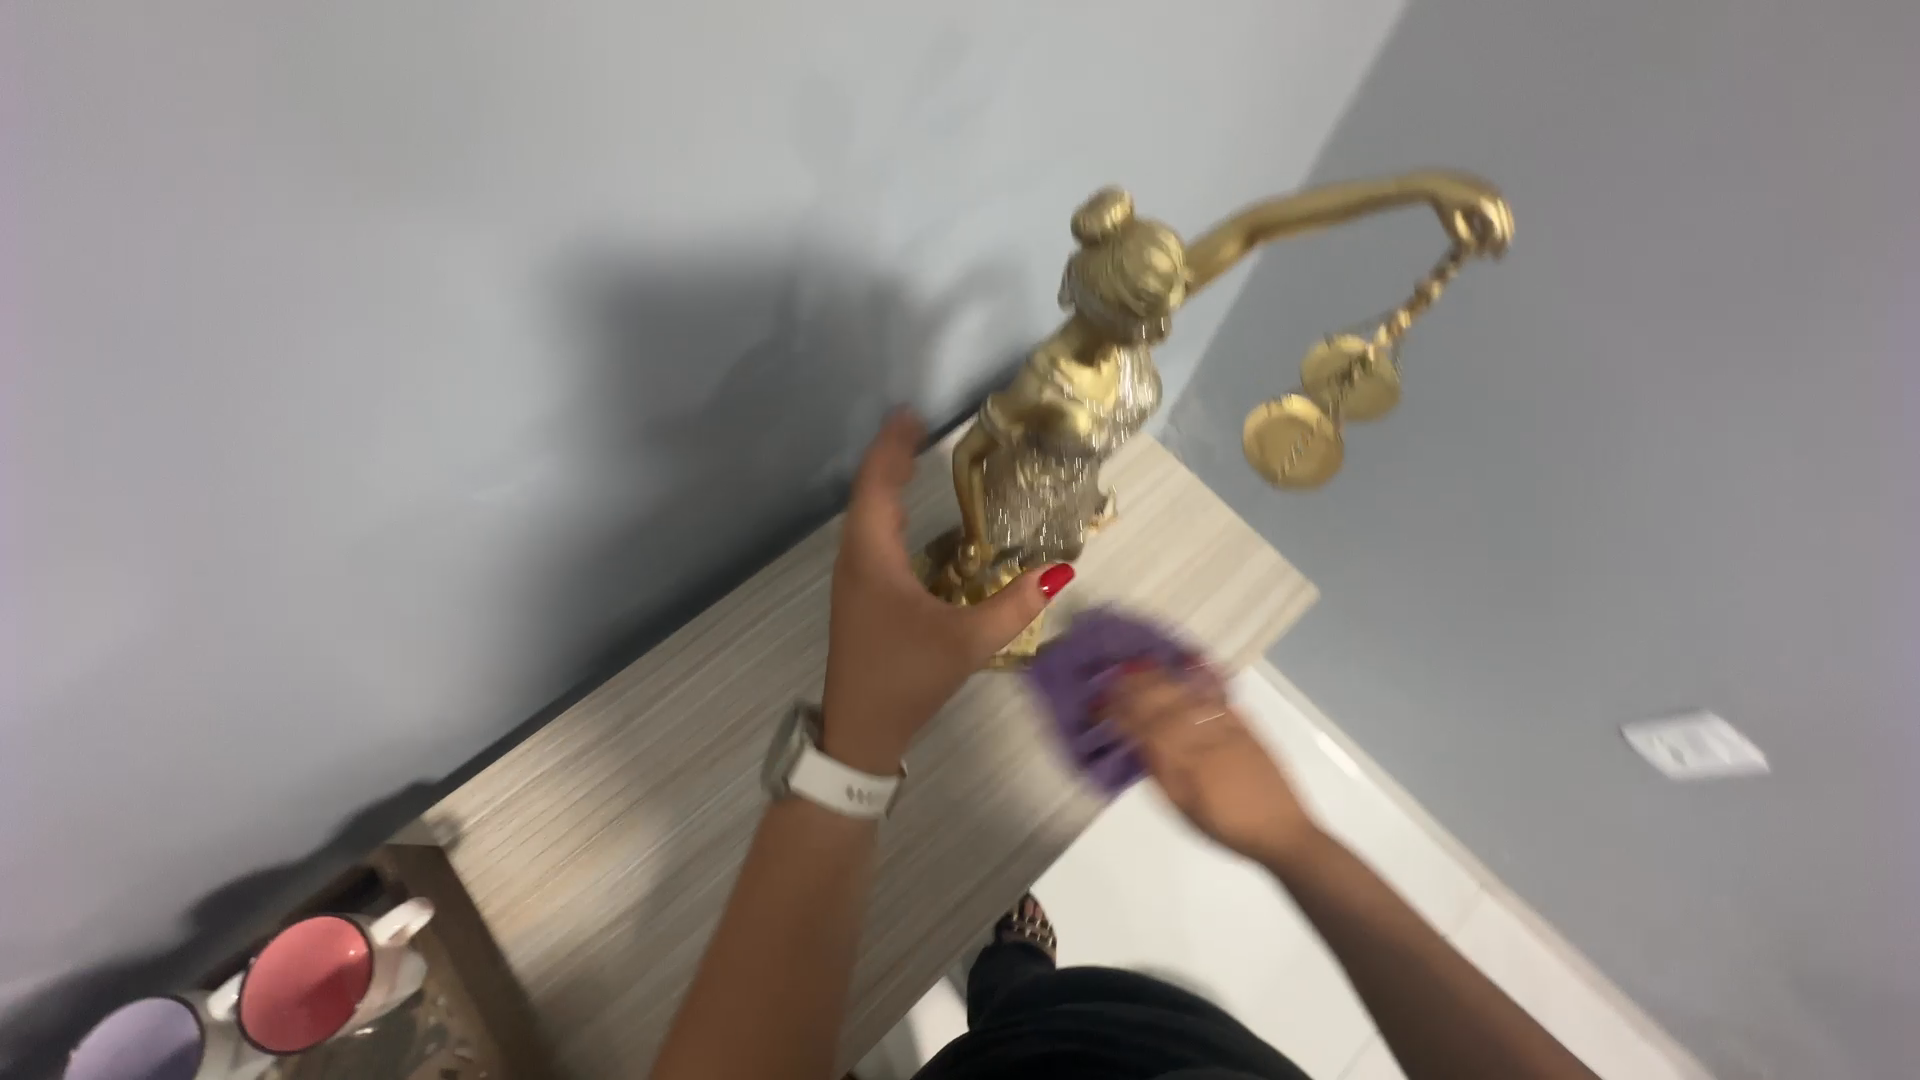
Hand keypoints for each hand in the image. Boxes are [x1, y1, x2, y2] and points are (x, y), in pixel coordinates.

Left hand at [820, 412, 1069, 773]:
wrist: (860, 730)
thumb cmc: (905, 679)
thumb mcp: (966, 643)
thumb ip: (1014, 607)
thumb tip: (1060, 570)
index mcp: (872, 559)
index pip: (877, 486)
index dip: (892, 447)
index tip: (910, 415)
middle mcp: (855, 560)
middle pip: (868, 495)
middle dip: (891, 459)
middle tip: (918, 430)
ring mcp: (852, 580)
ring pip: (865, 518)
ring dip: (886, 486)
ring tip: (912, 462)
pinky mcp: (858, 597)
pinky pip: (869, 538)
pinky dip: (887, 515)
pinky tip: (906, 522)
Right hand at [1106, 665, 1320, 866]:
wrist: (1282, 831)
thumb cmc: (1225, 827)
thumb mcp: (1182, 807)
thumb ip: (1159, 772)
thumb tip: (1134, 742)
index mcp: (1182, 764)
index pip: (1140, 728)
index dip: (1117, 713)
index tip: (1098, 703)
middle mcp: (1201, 739)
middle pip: (1160, 704)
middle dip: (1133, 687)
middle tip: (1111, 674)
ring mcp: (1225, 728)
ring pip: (1184, 695)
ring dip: (1158, 677)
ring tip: (1138, 665)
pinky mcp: (1245, 724)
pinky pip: (1214, 696)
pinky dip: (1195, 679)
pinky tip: (1182, 667)